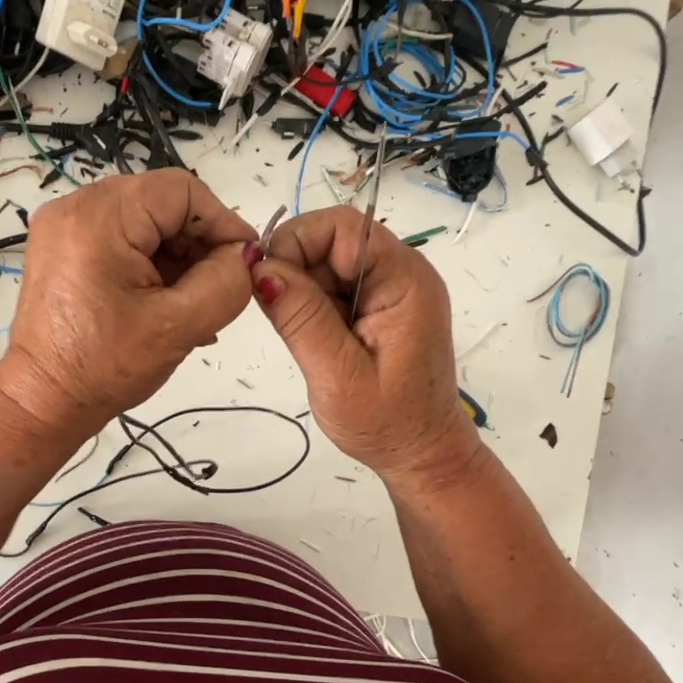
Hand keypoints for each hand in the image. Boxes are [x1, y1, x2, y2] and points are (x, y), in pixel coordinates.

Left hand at [0, 170, 258, 436]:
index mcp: (101, 216)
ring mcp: (63, 226)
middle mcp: (75, 206)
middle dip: (197, 245)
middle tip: (218, 291)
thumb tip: (244, 255)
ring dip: (175, 260)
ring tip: (192, 309)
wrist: (43, 401)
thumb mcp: (179, 326)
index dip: (222, 223)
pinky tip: (165, 305)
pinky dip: (148, 266)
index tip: (245, 263)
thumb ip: (225, 283)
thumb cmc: (106, 366)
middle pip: (160, 204)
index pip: (182, 191)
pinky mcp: (60, 249)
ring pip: (143, 224)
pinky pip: (119, 241)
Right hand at [249, 207, 481, 486]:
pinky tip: (311, 340)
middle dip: (295, 269)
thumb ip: (301, 319)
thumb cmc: (386, 424)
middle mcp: (402, 274)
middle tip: (280, 319)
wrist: (421, 455)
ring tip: (301, 338)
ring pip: (328, 263)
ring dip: (301, 292)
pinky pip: (334, 288)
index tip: (266, 282)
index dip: (298, 242)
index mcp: (404, 281)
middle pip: (334, 240)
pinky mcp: (378, 309)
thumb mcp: (338, 376)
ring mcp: (390, 291)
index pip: (344, 227)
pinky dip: (311, 306)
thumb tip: (261, 267)